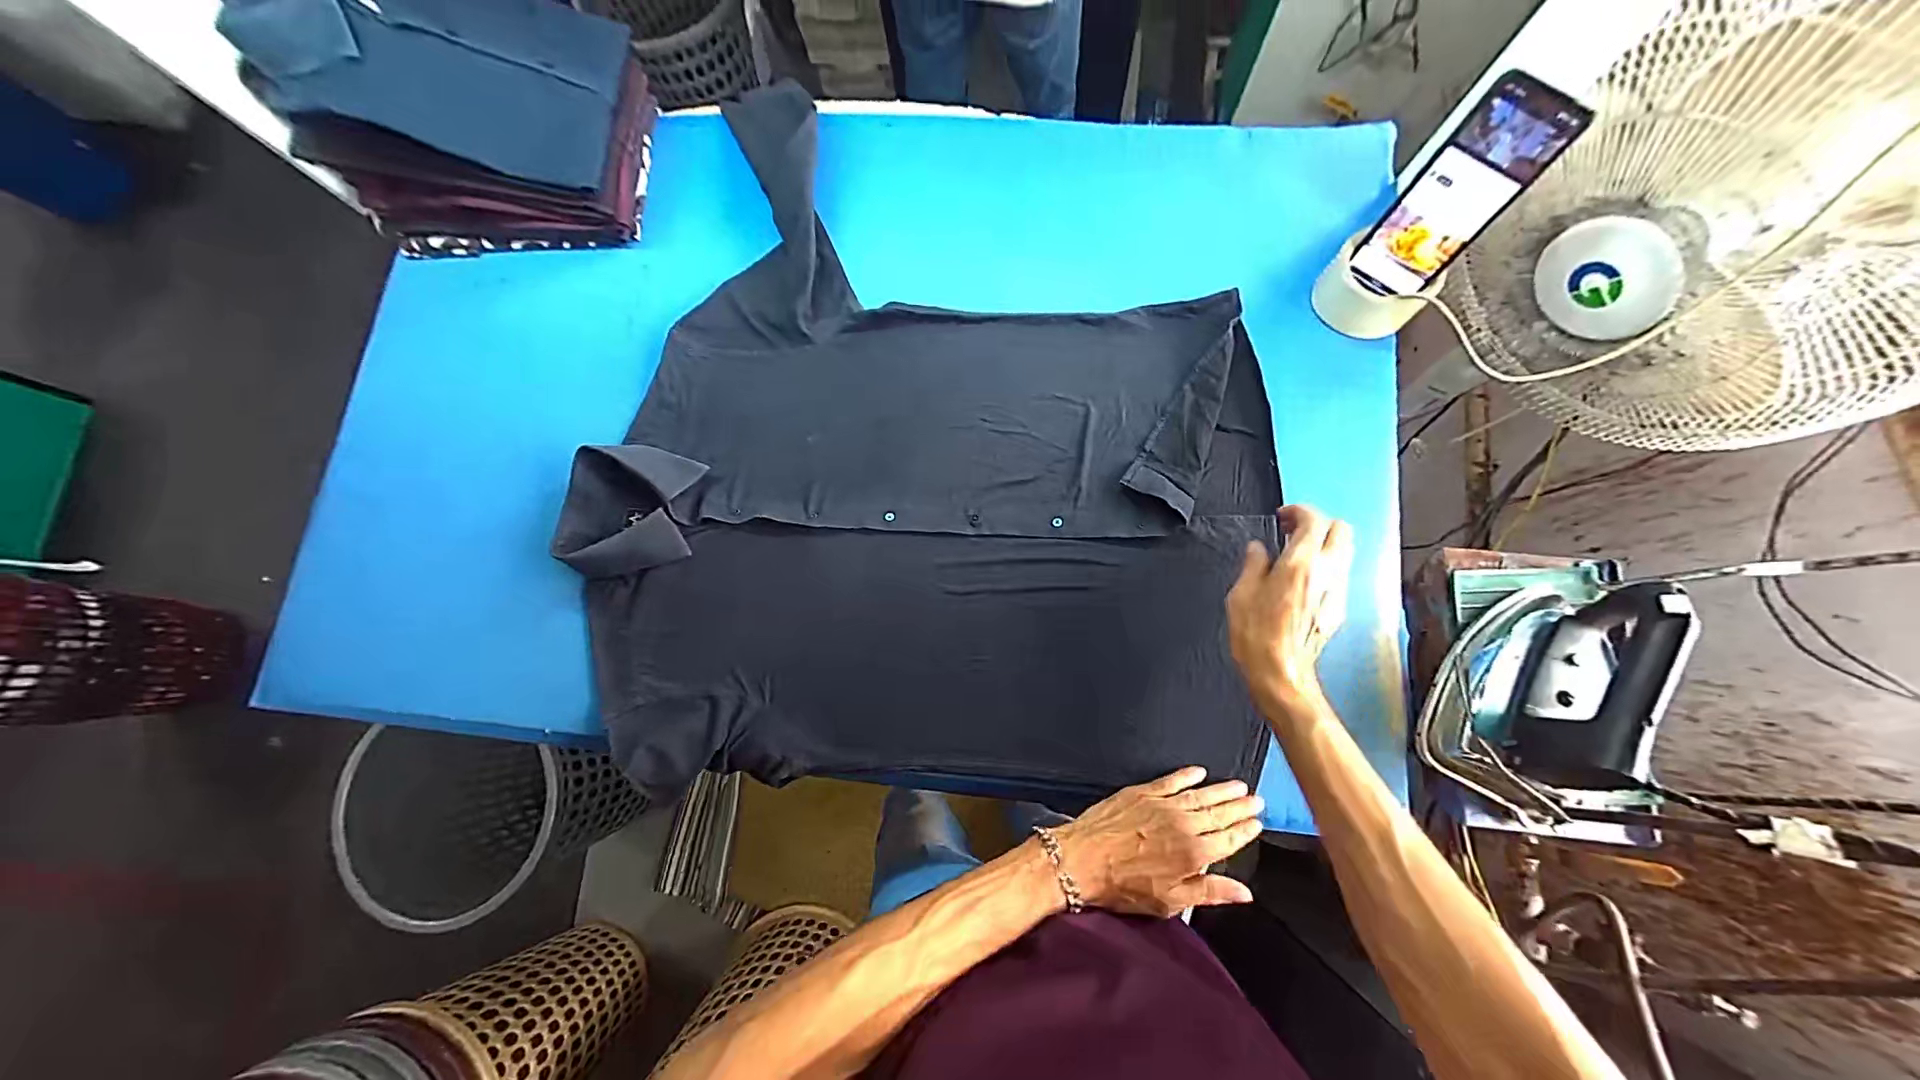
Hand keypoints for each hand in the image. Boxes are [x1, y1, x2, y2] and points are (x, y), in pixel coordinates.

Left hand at [1047, 767, 1262, 916]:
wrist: (1083, 859)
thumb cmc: (1124, 886)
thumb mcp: (1171, 901)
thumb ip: (1210, 892)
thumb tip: (1244, 892)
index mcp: (1193, 853)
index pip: (1228, 839)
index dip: (1245, 830)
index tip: (1257, 822)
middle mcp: (1183, 824)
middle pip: (1219, 813)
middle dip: (1240, 806)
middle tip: (1256, 799)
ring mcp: (1162, 805)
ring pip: (1200, 794)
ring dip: (1221, 790)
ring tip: (1238, 785)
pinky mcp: (1141, 792)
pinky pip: (1170, 780)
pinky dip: (1186, 775)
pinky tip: (1199, 772)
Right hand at [1227, 504, 1354, 702]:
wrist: (1281, 673)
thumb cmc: (1257, 635)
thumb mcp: (1241, 593)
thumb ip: (1253, 564)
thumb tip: (1258, 550)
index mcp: (1300, 564)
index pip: (1315, 520)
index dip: (1299, 511)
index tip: (1283, 516)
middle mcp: (1326, 573)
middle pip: (1341, 530)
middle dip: (1319, 524)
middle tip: (1292, 530)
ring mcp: (1337, 591)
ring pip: (1344, 552)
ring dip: (1323, 545)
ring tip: (1294, 554)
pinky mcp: (1338, 609)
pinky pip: (1338, 575)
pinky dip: (1324, 567)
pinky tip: (1300, 580)